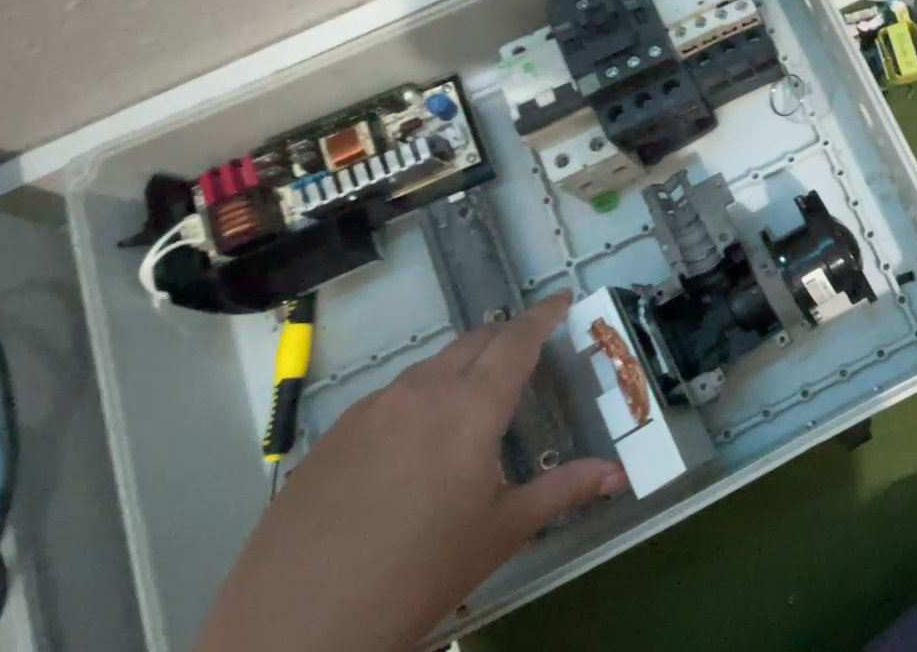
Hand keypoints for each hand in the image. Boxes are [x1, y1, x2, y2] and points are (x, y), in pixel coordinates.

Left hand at [195, 295, 625, 651]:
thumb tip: (619, 474)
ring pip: (428, 366)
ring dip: (462, 366)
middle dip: (506, 335)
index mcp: (470, 408)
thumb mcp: (503, 531)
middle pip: (472, 341)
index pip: (516, 340)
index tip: (561, 298)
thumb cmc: (420, 571)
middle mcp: (420, 393)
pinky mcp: (333, 436)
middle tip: (530, 348)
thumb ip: (565, 489)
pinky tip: (418, 441)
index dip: (543, 315)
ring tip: (477, 396)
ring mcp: (369, 411)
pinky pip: (390, 396)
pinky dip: (421, 396)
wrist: (297, 624)